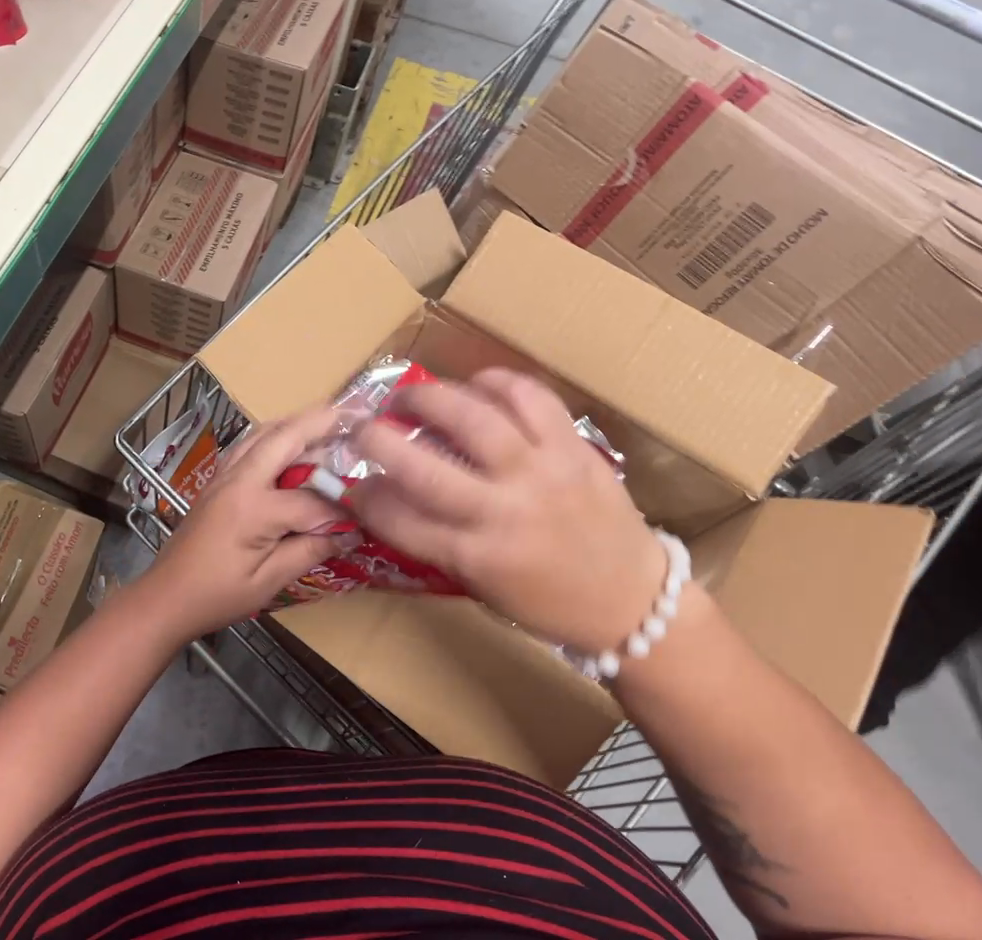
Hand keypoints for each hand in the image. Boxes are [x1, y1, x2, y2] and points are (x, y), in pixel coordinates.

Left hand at [137, 408, 346, 641]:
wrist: (166, 596)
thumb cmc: (216, 595)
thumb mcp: (268, 581)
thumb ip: (309, 550)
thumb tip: (349, 534)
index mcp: (252, 507)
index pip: (310, 499)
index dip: (340, 511)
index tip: (365, 520)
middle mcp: (237, 480)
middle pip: (284, 438)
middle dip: (321, 422)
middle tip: (354, 414)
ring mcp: (223, 476)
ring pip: (262, 433)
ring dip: (296, 425)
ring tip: (328, 423)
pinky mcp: (215, 481)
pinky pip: (248, 445)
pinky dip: (274, 436)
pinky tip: (290, 445)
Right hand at [341, 368, 666, 652]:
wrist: (630, 599)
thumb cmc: (544, 599)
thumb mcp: (478, 582)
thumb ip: (432, 537)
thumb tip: (387, 493)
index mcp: (475, 556)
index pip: (398, 519)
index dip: (363, 496)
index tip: (351, 483)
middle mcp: (503, 512)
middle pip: (421, 467)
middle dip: (376, 439)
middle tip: (362, 427)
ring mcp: (541, 474)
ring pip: (473, 419)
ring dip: (428, 398)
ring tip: (409, 397)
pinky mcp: (574, 448)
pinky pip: (530, 398)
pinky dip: (494, 382)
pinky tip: (474, 386)